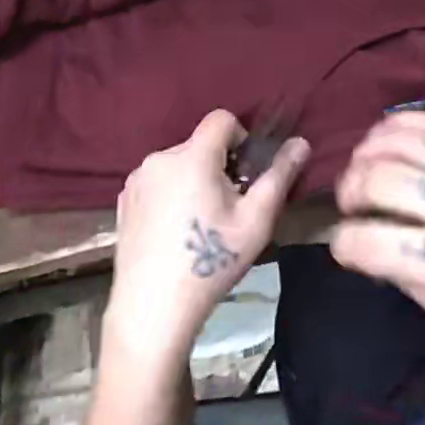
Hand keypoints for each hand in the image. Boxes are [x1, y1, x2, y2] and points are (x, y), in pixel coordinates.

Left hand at [103, 111, 309, 369]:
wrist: (153, 305)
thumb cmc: (212, 261)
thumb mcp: (256, 220)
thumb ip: (279, 176)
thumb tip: (301, 143)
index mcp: (191, 156)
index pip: (221, 119)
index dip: (241, 138)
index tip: (245, 174)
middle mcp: (158, 158)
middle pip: (198, 145)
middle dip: (217, 166)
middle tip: (227, 209)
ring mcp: (136, 179)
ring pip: (176, 165)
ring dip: (193, 180)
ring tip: (200, 225)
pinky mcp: (123, 200)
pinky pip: (156, 183)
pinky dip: (170, 195)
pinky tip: (174, 233)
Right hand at [330, 112, 424, 358]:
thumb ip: (408, 282)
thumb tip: (362, 242)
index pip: (368, 242)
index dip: (343, 244)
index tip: (345, 247)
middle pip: (375, 181)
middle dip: (347, 195)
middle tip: (351, 209)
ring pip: (391, 143)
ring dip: (362, 159)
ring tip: (363, 178)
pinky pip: (423, 122)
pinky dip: (390, 130)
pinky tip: (383, 149)